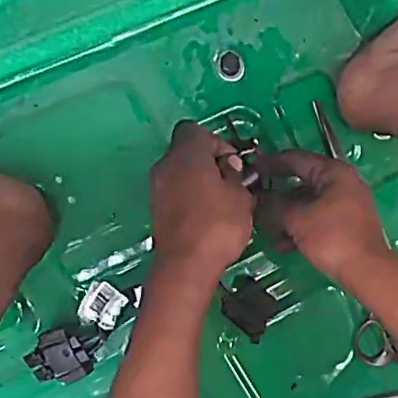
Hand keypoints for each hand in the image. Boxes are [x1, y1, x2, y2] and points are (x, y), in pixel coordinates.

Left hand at [147, 120, 254, 284]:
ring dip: (200, 183)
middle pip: (187, 152)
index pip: (197, 131)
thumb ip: (236, 176)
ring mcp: (157, 189)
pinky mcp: (156, 211)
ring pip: (181, 174)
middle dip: (210, 164)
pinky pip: (175, 194)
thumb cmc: (216, 227)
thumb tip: (230, 168)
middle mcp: (165, 166)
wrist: (186, 266)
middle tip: (231, 184)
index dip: (219, 143)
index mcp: (186, 154)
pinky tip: (208, 219)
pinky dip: (190, 200)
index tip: (234, 164)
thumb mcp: (241, 198)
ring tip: (222, 204)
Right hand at [260, 151, 397, 282]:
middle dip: (276, 199)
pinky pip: (317, 221)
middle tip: (254, 208)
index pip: (295, 158)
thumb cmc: (332, 238)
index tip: (249, 173)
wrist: (367, 271)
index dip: (269, 164)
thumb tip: (256, 199)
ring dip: (285, 219)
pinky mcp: (347, 227)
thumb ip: (273, 205)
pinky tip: (283, 245)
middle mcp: (343, 183)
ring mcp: (347, 206)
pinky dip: (300, 229)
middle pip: (301, 184)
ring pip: (308, 206)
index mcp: (334, 172)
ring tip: (266, 233)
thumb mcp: (297, 220)